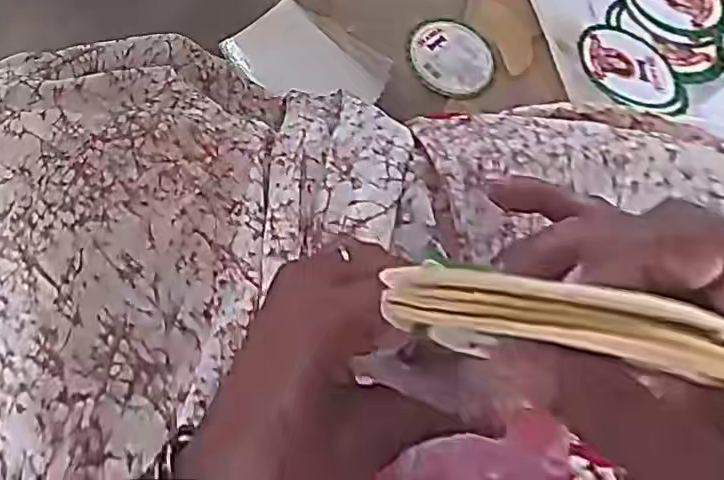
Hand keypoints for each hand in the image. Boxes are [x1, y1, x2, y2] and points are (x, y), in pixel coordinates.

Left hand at [178, 239, 462, 479]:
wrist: (229, 470)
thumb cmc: (289, 459)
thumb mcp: (363, 438)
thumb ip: (429, 410)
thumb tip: (494, 406)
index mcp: (323, 310)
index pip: (402, 289)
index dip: (446, 307)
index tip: (480, 331)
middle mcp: (304, 280)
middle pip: (381, 266)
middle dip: (420, 295)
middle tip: (453, 337)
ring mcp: (290, 285)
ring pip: (358, 263)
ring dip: (393, 291)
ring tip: (422, 338)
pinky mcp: (284, 299)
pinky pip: (335, 274)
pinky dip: (365, 293)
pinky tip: (382, 337)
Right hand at [488, 178, 723, 479]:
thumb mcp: (713, 479)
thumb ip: (621, 414)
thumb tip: (514, 350)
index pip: (711, 251)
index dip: (624, 257)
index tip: (559, 297)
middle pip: (665, 234)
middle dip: (582, 254)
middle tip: (516, 291)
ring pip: (639, 233)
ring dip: (563, 239)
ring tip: (507, 265)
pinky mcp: (697, 307)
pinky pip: (630, 253)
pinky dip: (571, 228)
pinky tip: (509, 200)